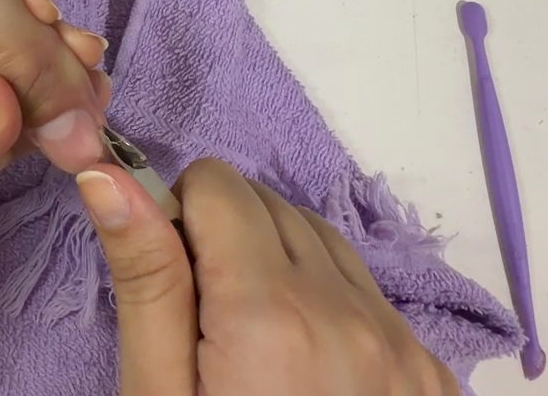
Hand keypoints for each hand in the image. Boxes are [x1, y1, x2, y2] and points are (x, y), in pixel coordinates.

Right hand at [77, 158, 457, 395]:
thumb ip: (145, 276)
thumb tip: (110, 172)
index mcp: (274, 313)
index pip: (217, 182)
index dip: (178, 219)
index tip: (172, 285)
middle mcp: (354, 314)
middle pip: (267, 202)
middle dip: (223, 234)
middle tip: (204, 324)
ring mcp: (408, 350)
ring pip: (319, 237)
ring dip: (275, 259)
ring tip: (253, 345)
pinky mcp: (437, 382)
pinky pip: (365, 290)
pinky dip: (324, 297)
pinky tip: (306, 371)